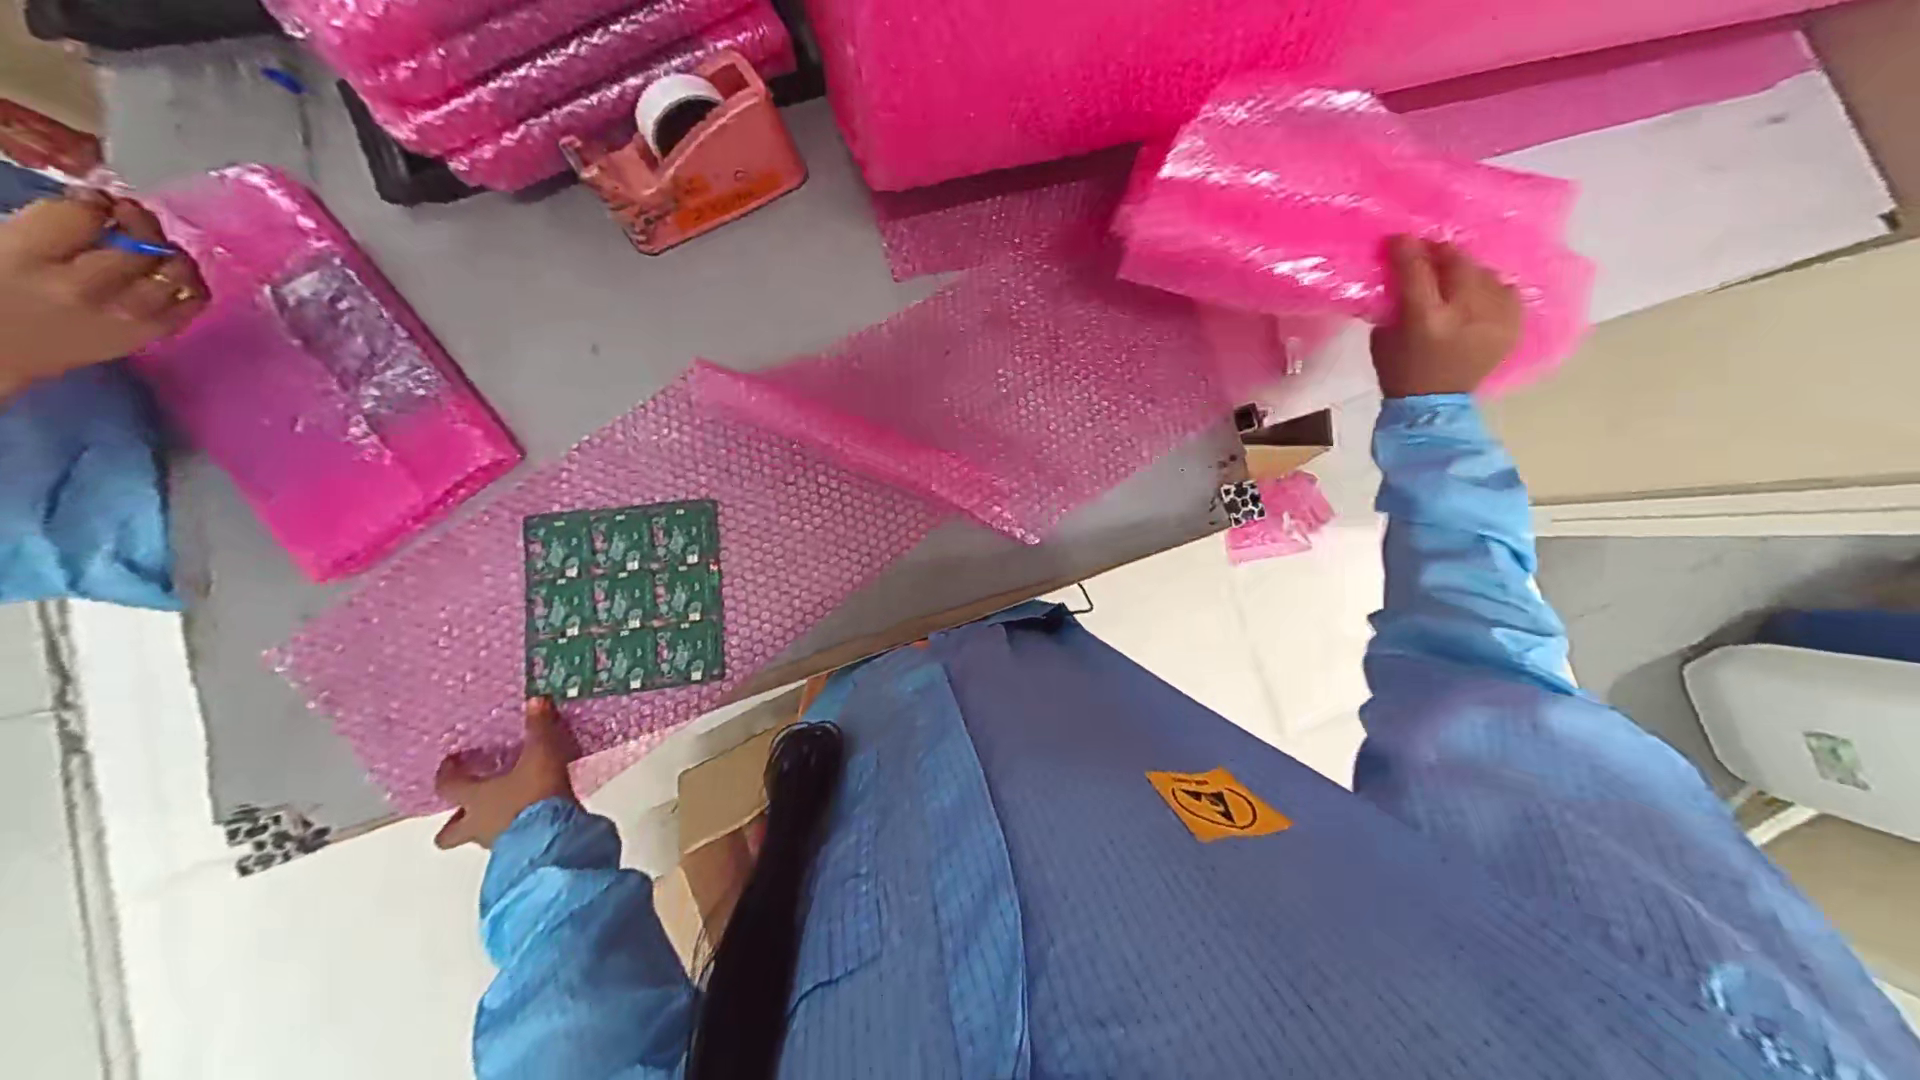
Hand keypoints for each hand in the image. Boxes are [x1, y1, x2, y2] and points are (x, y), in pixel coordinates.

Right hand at [0, 191, 209, 399]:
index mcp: (25, 256)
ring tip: (154, 243)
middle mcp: (85, 288)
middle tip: (131, 215)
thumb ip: (43, 224)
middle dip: (140, 222)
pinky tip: (171, 272)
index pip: (81, 216)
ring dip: (171, 252)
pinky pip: (192, 304)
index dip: (95, 202)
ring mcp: (126, 316)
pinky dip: (189, 282)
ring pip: (175, 274)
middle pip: (140, 246)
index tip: (94, 199)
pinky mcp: (151, 335)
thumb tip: (94, 206)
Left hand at [434, 697, 579, 849]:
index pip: (448, 786)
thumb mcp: (541, 755)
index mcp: (475, 799)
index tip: (451, 762)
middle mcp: (477, 824)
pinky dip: (514, 835)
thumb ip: (538, 729)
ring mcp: (495, 844)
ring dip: (487, 828)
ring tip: (508, 814)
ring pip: (479, 838)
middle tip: (467, 808)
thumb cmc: (536, 794)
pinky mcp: (517, 856)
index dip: (447, 774)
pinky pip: (508, 845)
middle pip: (449, 832)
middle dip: (454, 821)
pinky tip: (531, 824)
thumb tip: (536, 700)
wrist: (553, 837)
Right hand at [1370, 235, 1521, 398]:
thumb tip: (1401, 277)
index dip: (1407, 251)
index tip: (1400, 238)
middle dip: (1442, 253)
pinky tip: (1477, 292)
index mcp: (1427, 320)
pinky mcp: (1513, 326)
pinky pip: (1505, 291)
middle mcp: (1466, 315)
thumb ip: (1395, 305)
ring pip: (1484, 275)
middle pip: (1458, 266)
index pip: (1417, 272)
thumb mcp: (1384, 338)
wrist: (1434, 406)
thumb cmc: (1399, 373)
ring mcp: (1495, 320)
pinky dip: (1489, 287)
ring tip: (1453, 272)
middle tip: (1429, 247)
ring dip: (1466, 269)